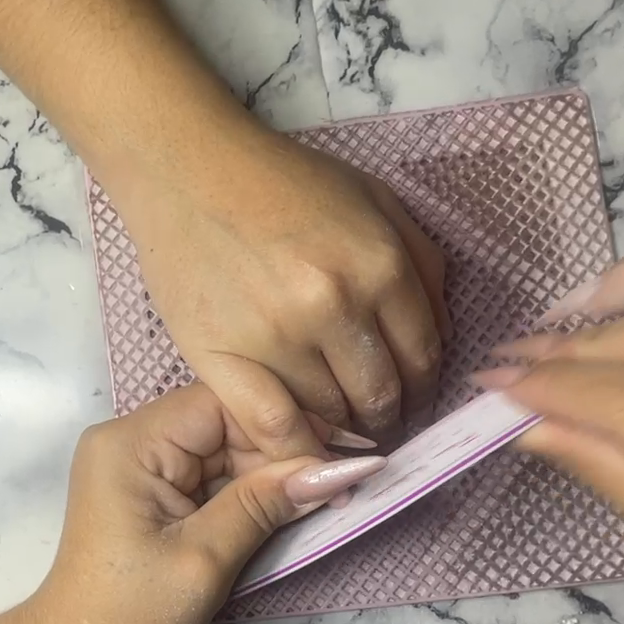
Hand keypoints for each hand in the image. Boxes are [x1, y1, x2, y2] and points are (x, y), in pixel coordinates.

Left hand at [0, 386, 387, 623]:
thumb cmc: (132, 613)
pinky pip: (207, 469)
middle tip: (345, 477)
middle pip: (223, 420)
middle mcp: (129, 436)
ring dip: (268, 471)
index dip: (284, 424)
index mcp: (131, 442)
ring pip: (221, 445)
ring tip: (326, 492)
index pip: (222, 403)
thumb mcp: (206, 558)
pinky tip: (286, 501)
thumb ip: (268, 503)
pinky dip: (245, 487)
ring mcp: (136, 458)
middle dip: (281, 450)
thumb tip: (349, 466)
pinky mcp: (148, 483)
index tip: (343, 451)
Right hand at [119, 128, 448, 459]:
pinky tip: (304, 451)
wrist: (185, 172)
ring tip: (336, 425)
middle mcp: (333, 307)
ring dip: (341, 429)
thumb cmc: (279, 181)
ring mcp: (275, 338)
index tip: (412, 401)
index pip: (423, 358)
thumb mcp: (373, 198)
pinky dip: (295, 450)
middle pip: (380, 396)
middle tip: (376, 421)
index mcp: (379, 266)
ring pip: (330, 416)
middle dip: (387, 417)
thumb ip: (422, 262)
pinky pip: (271, 427)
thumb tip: (439, 336)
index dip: (424, 390)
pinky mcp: (221, 358)